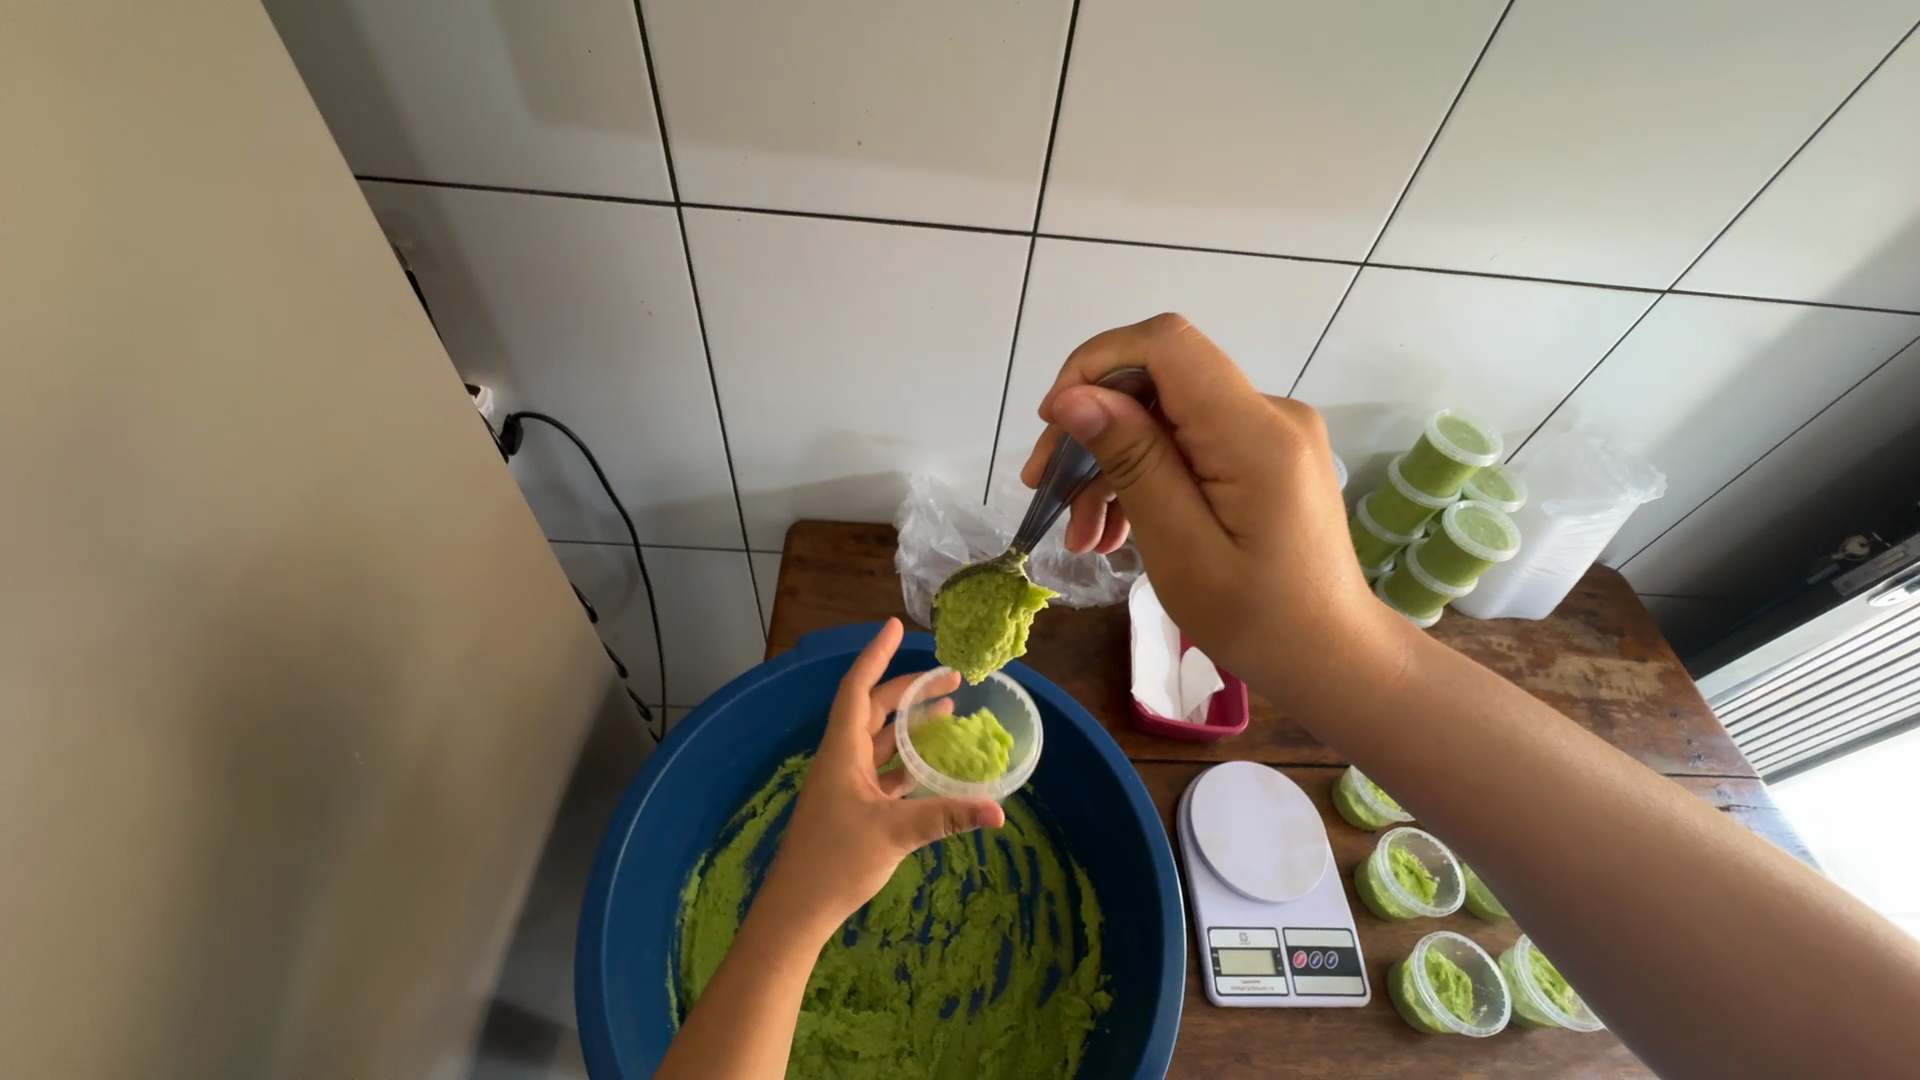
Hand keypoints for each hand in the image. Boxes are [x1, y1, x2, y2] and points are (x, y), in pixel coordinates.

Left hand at [753, 618, 1005, 940]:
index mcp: (842, 750)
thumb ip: (947, 818)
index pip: (858, 688)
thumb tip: (998, 812)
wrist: (795, 911)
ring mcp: (845, 783)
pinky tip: (932, 763)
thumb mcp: (895, 834)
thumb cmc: (834, 861)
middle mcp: (842, 757)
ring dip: (911, 724)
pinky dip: (907, 760)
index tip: (896, 627)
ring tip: (949, 711)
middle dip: (910, 690)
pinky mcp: (852, 806)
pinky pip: (883, 769)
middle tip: (951, 678)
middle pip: (876, 709)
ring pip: (881, 739)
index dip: (877, 655)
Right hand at [1020, 314, 1409, 697]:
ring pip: (1162, 418)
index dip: (1096, 365)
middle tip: (1044, 490)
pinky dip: (1142, 479)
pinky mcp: (1259, 453)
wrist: (1328, 654)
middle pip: (1156, 383)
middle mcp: (1268, 413)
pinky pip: (1185, 445)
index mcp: (1254, 433)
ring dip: (1110, 467)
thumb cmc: (1257, 619)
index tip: (1054, 421)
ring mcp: (1267, 432)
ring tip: (1081, 536)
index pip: (1166, 345)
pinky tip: (1113, 531)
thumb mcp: (1180, 549)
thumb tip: (1075, 398)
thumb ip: (1133, 463)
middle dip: (1091, 430)